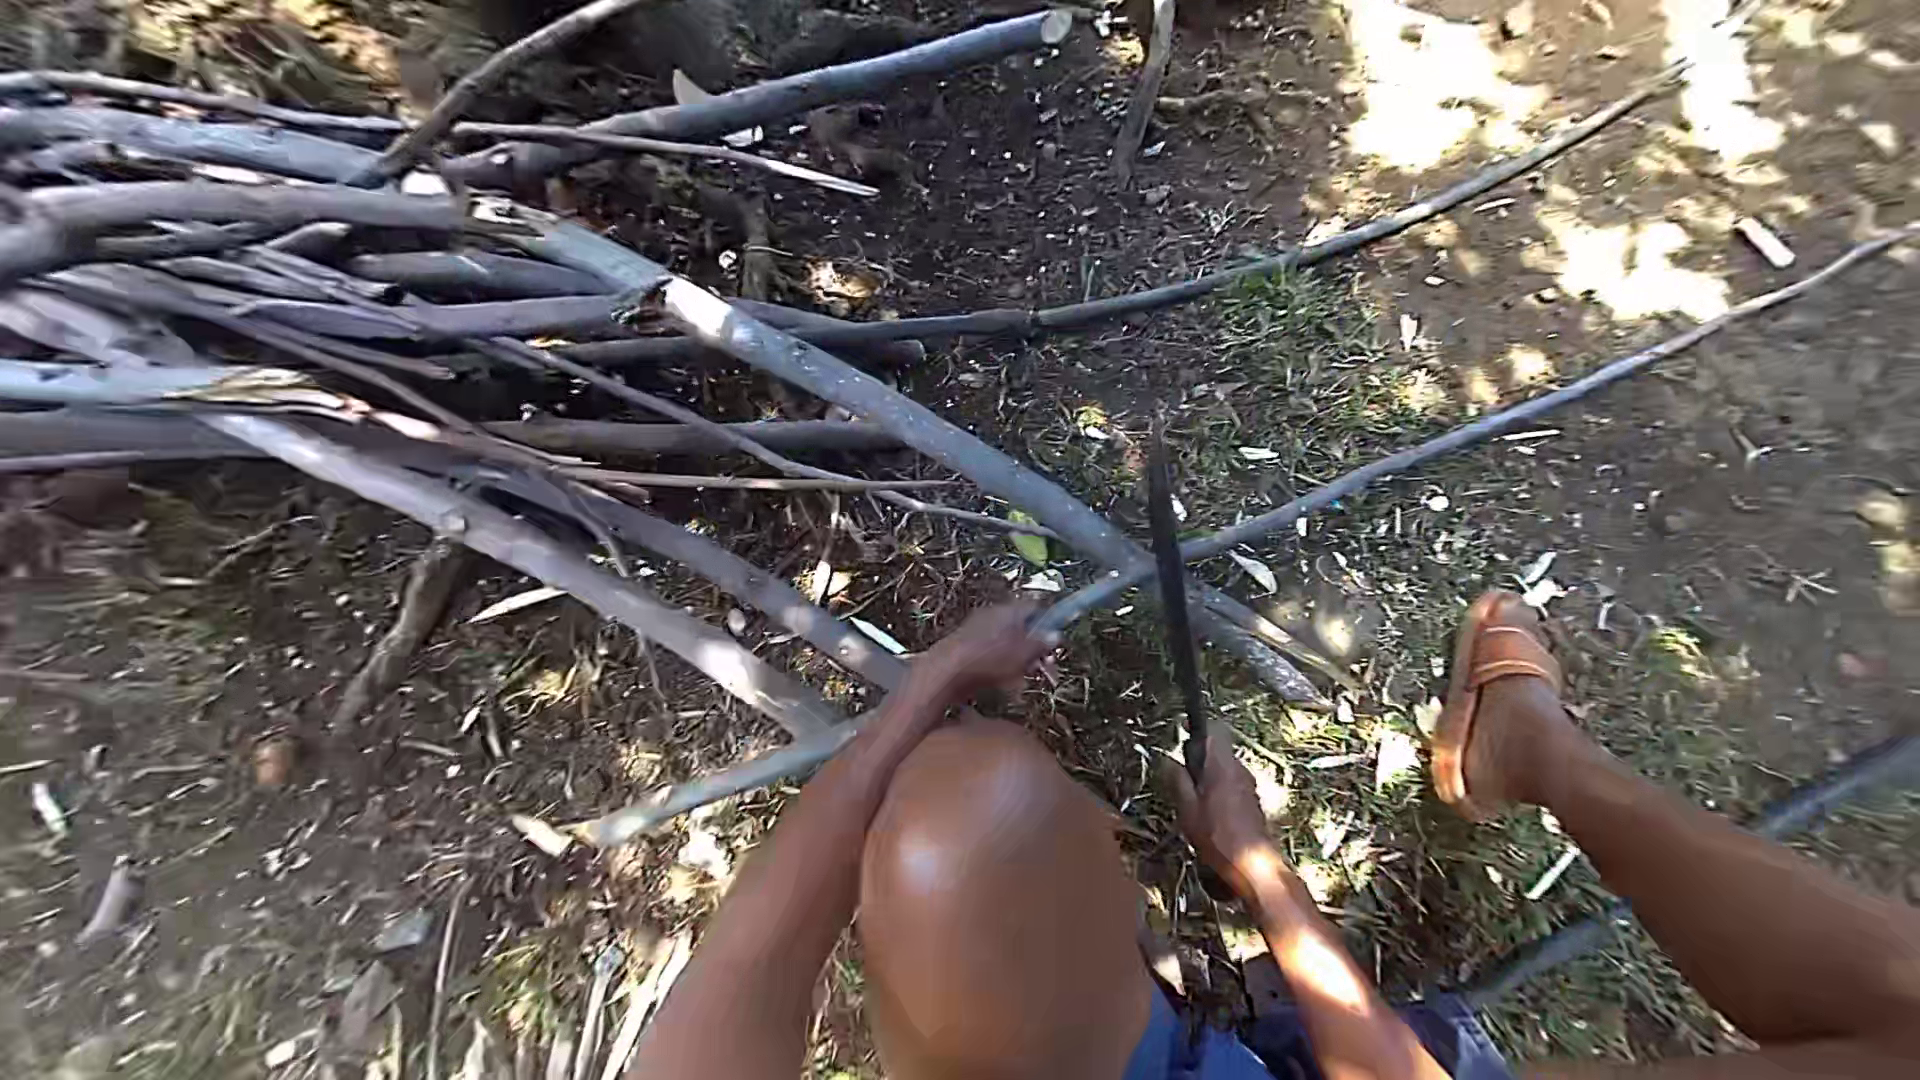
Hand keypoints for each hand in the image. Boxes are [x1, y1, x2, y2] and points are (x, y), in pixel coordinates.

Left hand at [908, 600, 1055, 702]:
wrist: (945, 672)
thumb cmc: (989, 660)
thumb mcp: (1023, 654)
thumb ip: (1040, 643)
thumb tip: (1055, 636)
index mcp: (1007, 610)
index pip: (1034, 607)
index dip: (1047, 622)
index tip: (1054, 641)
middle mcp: (990, 614)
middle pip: (1019, 626)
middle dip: (1031, 647)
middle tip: (1040, 665)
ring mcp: (975, 629)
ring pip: (1005, 642)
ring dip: (1016, 660)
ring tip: (1019, 679)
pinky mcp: (963, 647)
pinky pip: (989, 653)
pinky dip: (998, 666)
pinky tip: (1000, 683)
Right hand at [1165, 735, 1283, 901]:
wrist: (1254, 868)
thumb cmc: (1217, 835)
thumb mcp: (1187, 808)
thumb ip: (1177, 778)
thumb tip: (1166, 758)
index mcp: (1222, 764)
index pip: (1214, 730)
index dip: (1197, 730)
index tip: (1182, 739)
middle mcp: (1239, 769)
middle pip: (1217, 750)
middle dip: (1198, 759)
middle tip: (1182, 778)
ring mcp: (1249, 785)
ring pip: (1224, 768)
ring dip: (1208, 776)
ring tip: (1193, 800)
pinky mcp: (1253, 801)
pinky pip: (1232, 783)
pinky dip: (1218, 789)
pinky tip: (1209, 813)